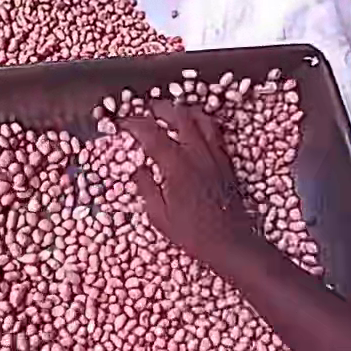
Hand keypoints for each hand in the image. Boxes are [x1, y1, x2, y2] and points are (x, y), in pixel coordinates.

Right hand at [123, 101, 265, 271]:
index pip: (150, 132)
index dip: (132, 123)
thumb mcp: (159, 215)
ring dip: (180, 110)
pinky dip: (200, 121)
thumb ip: (146, 187)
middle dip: (156, 108)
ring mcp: (214, 154)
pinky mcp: (226, 160)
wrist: (230, 242)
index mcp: (176, 165)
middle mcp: (197, 153)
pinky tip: (193, 128)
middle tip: (143, 112)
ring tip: (168, 113)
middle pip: (176, 114)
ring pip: (199, 117)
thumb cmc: (192, 233)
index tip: (120, 123)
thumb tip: (137, 168)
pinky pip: (214, 130)